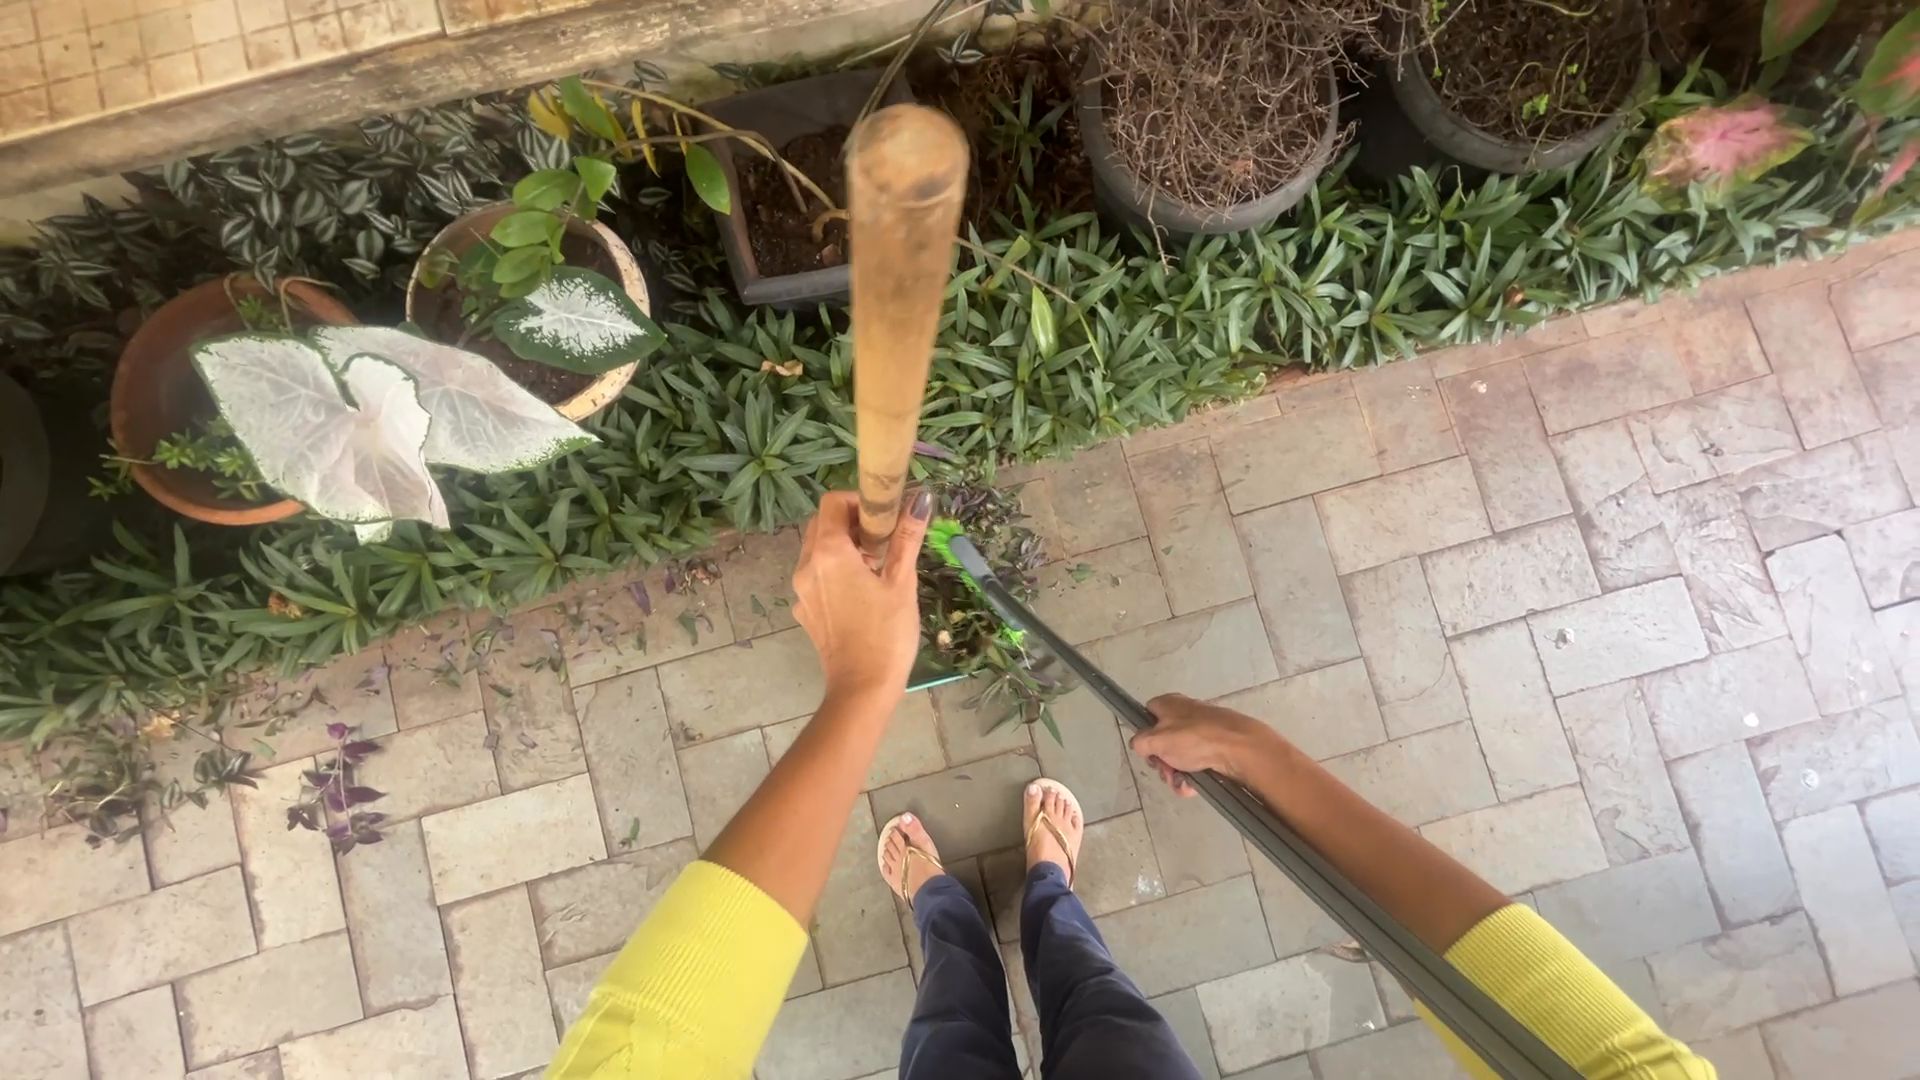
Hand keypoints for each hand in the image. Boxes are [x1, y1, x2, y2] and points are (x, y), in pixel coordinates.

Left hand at [791, 489, 932, 707]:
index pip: (832, 502)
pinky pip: (816, 576)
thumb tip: (921, 497)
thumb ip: (907, 536)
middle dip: (852, 522)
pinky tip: (861, 592)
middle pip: (821, 524)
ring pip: (817, 550)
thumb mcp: (902, 581)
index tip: (885, 516)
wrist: (863, 688)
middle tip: (884, 540)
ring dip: (843, 546)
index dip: (858, 501)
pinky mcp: (805, 610)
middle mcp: (806, 566)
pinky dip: (835, 571)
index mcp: (829, 552)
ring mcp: (802, 590)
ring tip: (876, 566)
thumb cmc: (887, 633)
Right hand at [1129, 694, 1273, 795]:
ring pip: (1180, 755)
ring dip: (1176, 773)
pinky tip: (1194, 787)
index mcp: (1169, 703)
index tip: (1148, 751)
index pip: (1146, 715)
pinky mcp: (1218, 746)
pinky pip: (1198, 762)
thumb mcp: (1156, 740)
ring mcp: (1203, 730)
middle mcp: (1185, 713)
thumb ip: (1140, 742)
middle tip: (1167, 771)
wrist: (1240, 748)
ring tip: (1183, 783)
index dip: (1144, 735)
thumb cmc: (1193, 739)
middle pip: (1163, 740)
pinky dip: (1193, 776)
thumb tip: (1139, 744)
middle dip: (1162, 761)